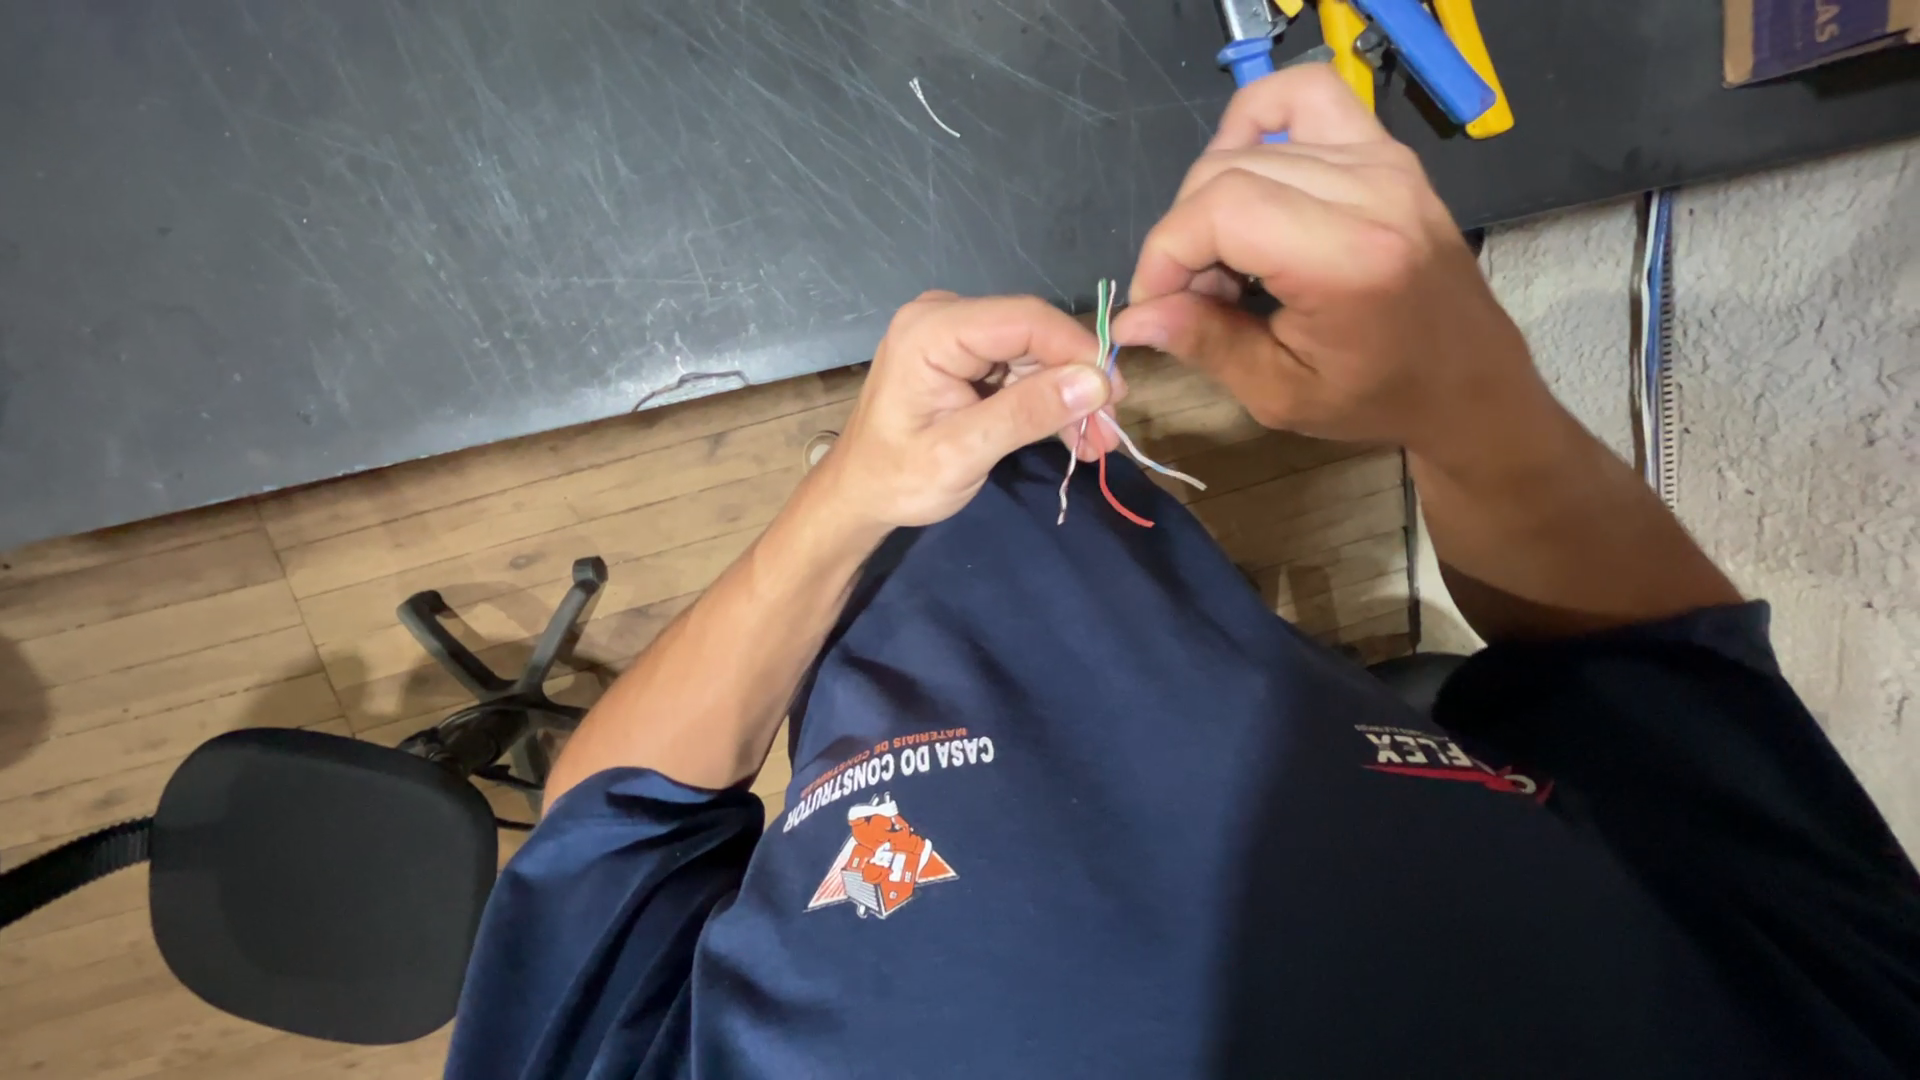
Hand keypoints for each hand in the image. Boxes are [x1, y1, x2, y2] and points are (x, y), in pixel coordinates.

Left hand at [806, 291, 1114, 532]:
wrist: (859, 495)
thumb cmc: (897, 479)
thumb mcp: (962, 453)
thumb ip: (1026, 414)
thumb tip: (1095, 382)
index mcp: (932, 331)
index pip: (1024, 319)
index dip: (1078, 351)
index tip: (1114, 395)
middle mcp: (944, 319)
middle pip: (1033, 335)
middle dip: (1076, 382)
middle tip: (1108, 432)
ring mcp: (955, 337)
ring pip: (1034, 355)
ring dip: (1068, 398)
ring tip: (1096, 444)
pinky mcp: (964, 358)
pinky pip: (1019, 371)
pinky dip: (1047, 402)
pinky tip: (1074, 435)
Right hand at [1111, 64, 1547, 461]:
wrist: (1466, 380)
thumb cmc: (1374, 397)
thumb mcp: (1278, 393)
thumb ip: (1204, 344)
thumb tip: (1132, 318)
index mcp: (1344, 258)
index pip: (1217, 210)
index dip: (1163, 255)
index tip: (1153, 307)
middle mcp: (1366, 188)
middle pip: (1223, 174)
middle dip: (1180, 238)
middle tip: (1192, 299)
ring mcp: (1379, 158)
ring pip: (1248, 142)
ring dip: (1208, 202)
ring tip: (1220, 258)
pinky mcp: (1382, 150)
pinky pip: (1301, 98)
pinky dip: (1253, 126)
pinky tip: (1244, 179)